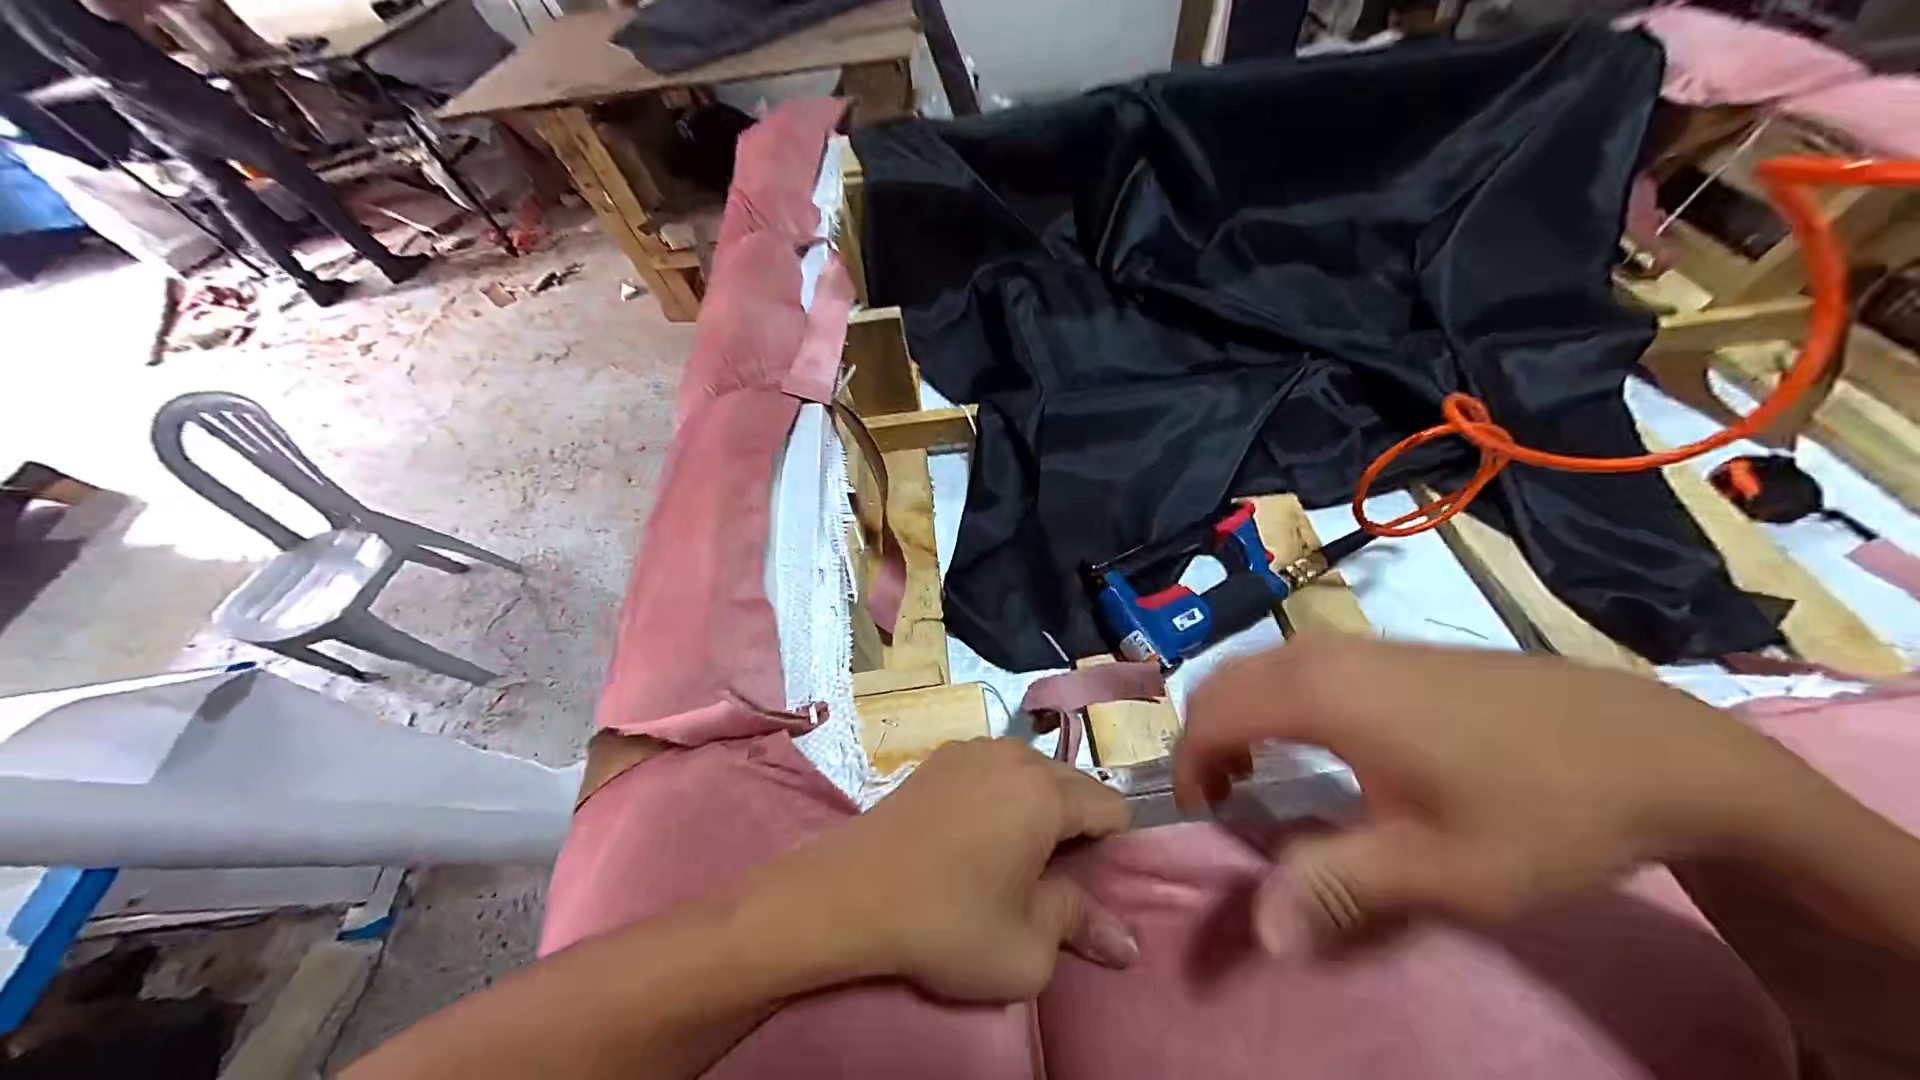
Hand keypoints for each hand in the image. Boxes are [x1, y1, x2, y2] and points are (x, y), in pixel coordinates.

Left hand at [747, 738, 1136, 1000]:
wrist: (851, 892)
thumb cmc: (947, 921)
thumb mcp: (1026, 948)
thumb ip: (1082, 929)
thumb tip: (1126, 944)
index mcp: (1046, 793)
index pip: (1111, 807)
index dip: (1110, 847)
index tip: (1085, 882)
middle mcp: (1015, 756)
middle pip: (1074, 784)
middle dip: (1076, 825)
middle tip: (1050, 876)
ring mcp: (974, 748)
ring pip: (1032, 771)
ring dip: (1037, 805)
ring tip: (1011, 852)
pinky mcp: (941, 755)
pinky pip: (994, 767)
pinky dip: (1001, 791)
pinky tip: (973, 829)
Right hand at [1176, 635, 1839, 954]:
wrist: (1652, 744)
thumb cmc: (1536, 807)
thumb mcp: (1439, 868)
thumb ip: (1334, 888)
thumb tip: (1262, 934)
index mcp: (1318, 695)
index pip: (1211, 715)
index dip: (1189, 764)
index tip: (1201, 813)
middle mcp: (1320, 654)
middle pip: (1222, 682)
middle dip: (1204, 737)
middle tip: (1221, 797)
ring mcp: (1353, 643)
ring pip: (1254, 668)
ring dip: (1235, 716)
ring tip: (1255, 773)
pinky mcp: (1381, 647)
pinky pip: (1290, 664)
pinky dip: (1268, 700)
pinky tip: (1309, 742)